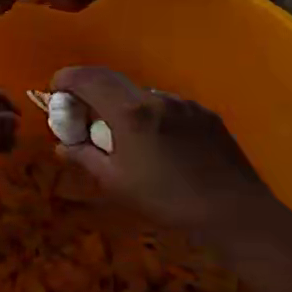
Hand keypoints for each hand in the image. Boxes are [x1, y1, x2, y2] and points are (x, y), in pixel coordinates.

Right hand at [52, 67, 273, 231]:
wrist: (234, 213)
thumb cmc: (167, 200)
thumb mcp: (116, 184)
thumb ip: (85, 157)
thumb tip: (62, 146)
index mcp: (129, 112)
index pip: (87, 78)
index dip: (66, 79)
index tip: (56, 91)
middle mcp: (154, 98)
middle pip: (112, 79)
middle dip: (91, 89)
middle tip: (82, 111)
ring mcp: (183, 103)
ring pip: (141, 93)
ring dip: (124, 104)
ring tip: (125, 136)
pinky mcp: (204, 113)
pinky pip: (168, 106)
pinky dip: (152, 115)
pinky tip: (161, 145)